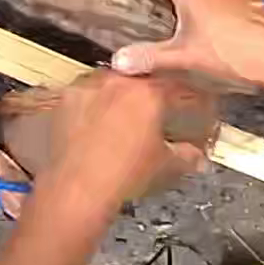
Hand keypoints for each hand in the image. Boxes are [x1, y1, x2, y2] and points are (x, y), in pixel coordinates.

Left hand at [32, 70, 208, 221]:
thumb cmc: (124, 175)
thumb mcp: (165, 166)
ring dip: (114, 94)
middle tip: (145, 110)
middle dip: (143, 92)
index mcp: (148, 94)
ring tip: (116, 116)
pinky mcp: (66, 98)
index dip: (179, 94)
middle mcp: (117, 82)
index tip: (180, 101)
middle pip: (137, 78)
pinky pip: (82, 93)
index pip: (172, 85)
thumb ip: (186, 155)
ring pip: (107, 81)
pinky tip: (90, 121)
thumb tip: (197, 156)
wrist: (78, 186)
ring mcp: (88, 87)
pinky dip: (89, 103)